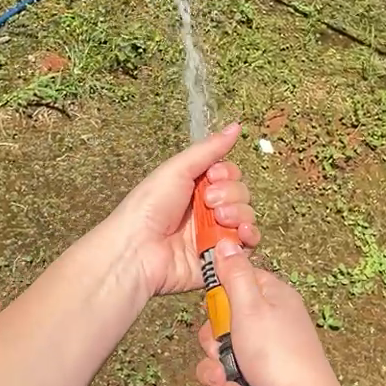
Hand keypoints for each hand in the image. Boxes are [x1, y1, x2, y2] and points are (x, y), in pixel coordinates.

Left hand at [99, 123, 260, 298]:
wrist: (137, 250)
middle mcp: (206, 210)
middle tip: (209, 201)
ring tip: (219, 218)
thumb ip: (209, 149)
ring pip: (246, 218)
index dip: (227, 175)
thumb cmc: (148, 208)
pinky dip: (248, 236)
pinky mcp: (219, 258)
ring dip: (239, 213)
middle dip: (231, 194)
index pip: (229, 176)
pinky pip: (247, 246)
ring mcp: (213, 235)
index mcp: (195, 188)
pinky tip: (238, 232)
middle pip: (240, 194)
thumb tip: (235, 126)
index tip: (213, 177)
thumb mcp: (177, 169)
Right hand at [193, 241, 349, 385]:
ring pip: (221, 352)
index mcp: (272, 295)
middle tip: (221, 350)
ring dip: (217, 370)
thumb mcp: (250, 307)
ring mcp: (266, 351)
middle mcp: (270, 320)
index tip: (214, 308)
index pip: (237, 279)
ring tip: (227, 381)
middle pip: (223, 319)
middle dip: (213, 341)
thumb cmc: (276, 354)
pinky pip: (231, 378)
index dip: (219, 295)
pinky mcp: (260, 379)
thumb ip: (234, 275)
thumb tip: (226, 242)